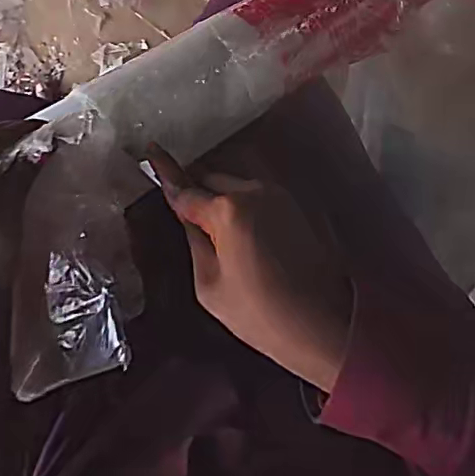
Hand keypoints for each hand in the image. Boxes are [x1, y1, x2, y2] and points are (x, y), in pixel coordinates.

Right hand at [146, 144, 352, 390]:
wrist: (324, 325)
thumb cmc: (260, 314)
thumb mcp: (209, 284)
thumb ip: (194, 239)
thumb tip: (185, 213)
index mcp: (227, 210)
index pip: (185, 188)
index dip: (165, 171)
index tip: (150, 150)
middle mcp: (252, 191)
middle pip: (211, 179)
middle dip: (195, 191)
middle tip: (185, 217)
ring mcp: (276, 194)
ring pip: (233, 184)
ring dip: (219, 197)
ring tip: (214, 231)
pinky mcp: (292, 204)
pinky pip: (253, 193)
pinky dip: (239, 203)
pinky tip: (239, 232)